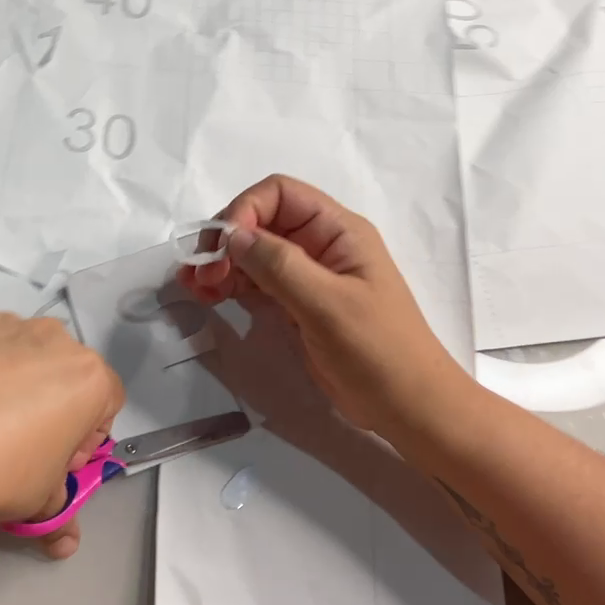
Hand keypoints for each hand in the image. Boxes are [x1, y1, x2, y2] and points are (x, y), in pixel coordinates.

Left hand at [0, 308, 122, 558]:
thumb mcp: (40, 504)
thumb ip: (62, 515)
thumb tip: (65, 543)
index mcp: (89, 377)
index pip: (107, 402)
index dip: (85, 436)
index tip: (55, 462)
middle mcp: (54, 337)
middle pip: (64, 370)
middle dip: (51, 402)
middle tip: (17, 443)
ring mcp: (5, 322)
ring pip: (20, 349)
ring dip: (12, 377)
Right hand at [177, 175, 471, 439]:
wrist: (411, 410)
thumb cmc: (379, 351)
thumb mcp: (328, 305)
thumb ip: (278, 265)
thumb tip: (232, 235)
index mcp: (337, 230)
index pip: (279, 194)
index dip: (244, 211)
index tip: (222, 248)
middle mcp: (319, 244)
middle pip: (260, 221)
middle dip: (226, 240)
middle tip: (202, 274)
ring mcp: (306, 275)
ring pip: (251, 252)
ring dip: (219, 263)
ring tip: (193, 286)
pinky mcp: (295, 303)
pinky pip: (254, 282)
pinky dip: (228, 284)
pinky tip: (207, 295)